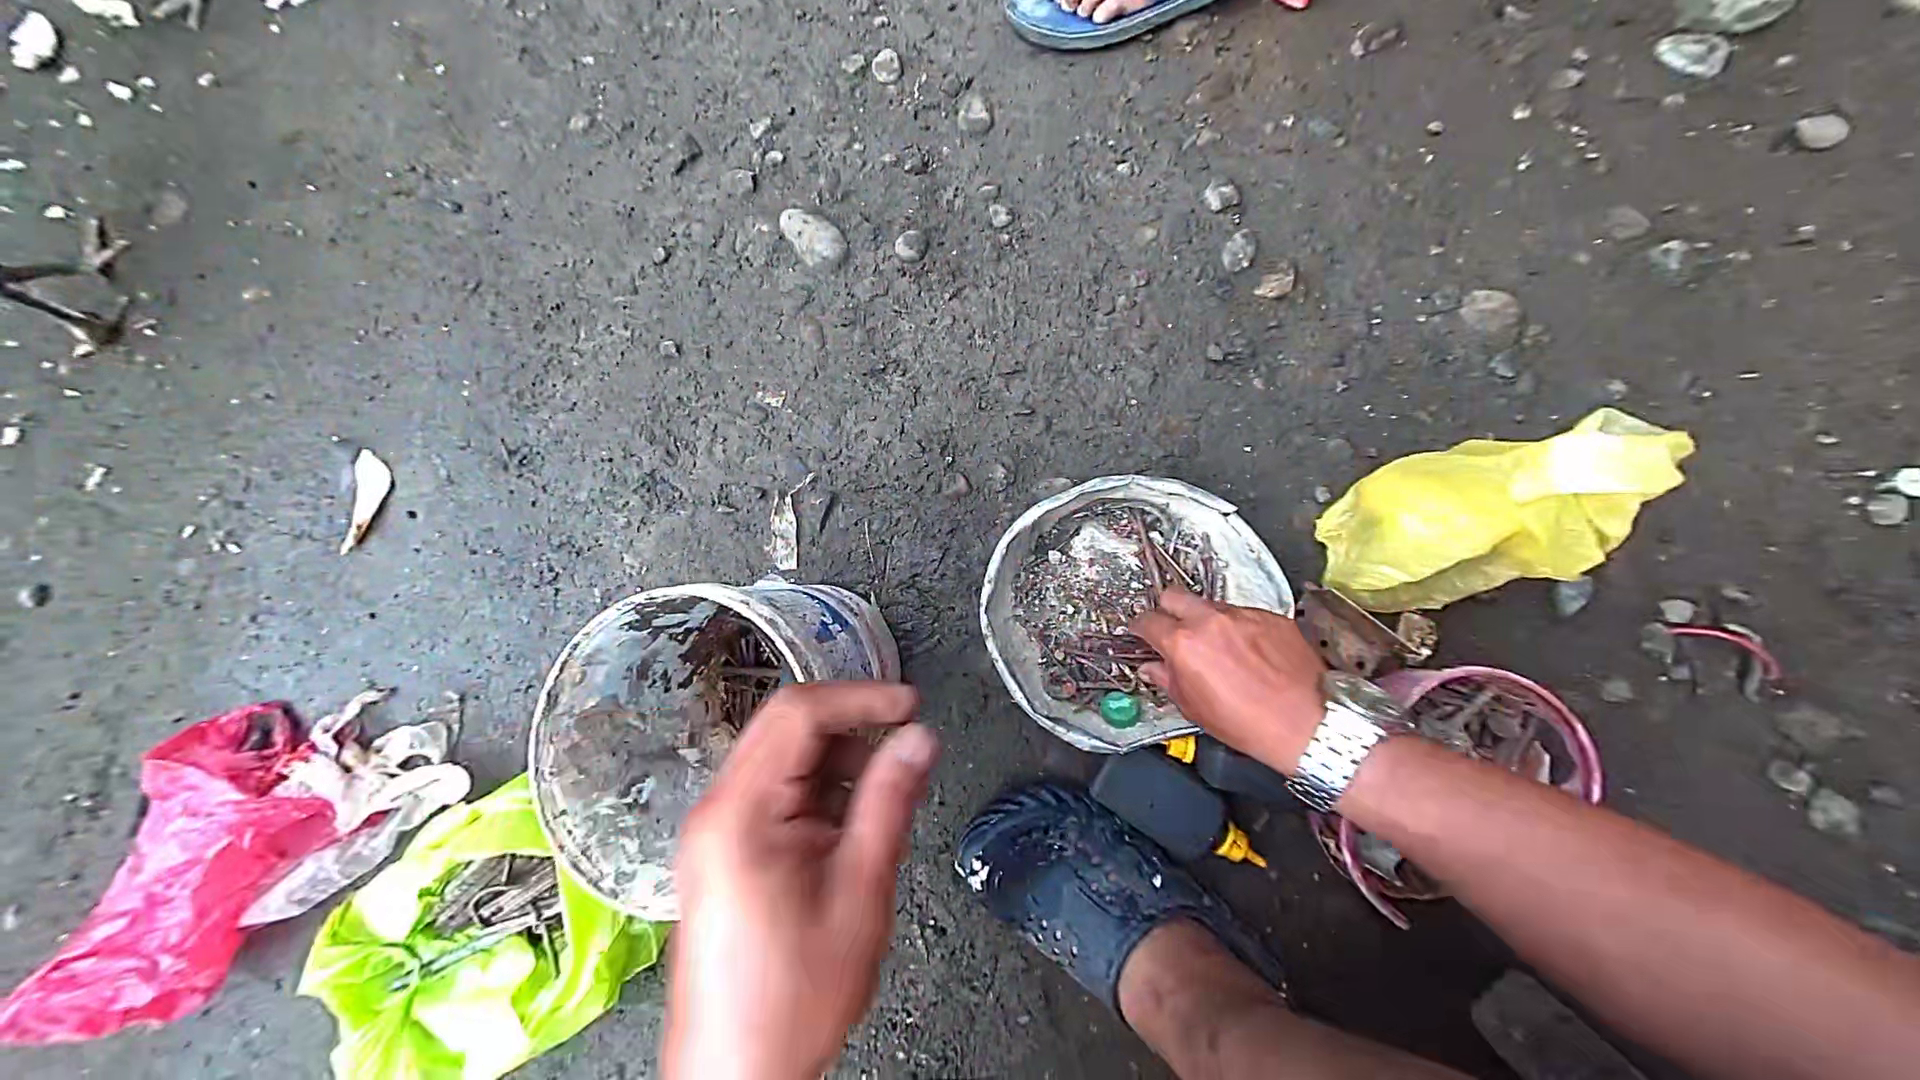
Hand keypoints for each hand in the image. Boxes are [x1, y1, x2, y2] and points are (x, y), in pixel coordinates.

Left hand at [662, 683, 939, 1079]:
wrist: (737, 1074)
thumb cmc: (787, 1002)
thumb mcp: (859, 891)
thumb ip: (890, 802)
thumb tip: (919, 741)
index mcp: (741, 813)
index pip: (800, 713)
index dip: (861, 698)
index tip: (906, 704)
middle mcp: (719, 810)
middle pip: (790, 728)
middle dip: (853, 734)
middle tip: (898, 753)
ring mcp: (719, 828)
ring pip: (788, 757)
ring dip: (839, 768)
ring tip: (872, 815)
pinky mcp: (727, 846)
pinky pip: (780, 790)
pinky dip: (822, 795)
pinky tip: (846, 834)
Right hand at [1131, 588, 1327, 774]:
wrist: (1307, 723)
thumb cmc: (1252, 723)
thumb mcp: (1194, 708)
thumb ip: (1168, 679)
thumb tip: (1155, 668)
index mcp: (1184, 643)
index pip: (1148, 621)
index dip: (1141, 628)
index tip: (1143, 633)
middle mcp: (1211, 621)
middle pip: (1174, 595)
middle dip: (1167, 610)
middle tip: (1172, 628)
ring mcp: (1243, 615)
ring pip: (1211, 605)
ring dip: (1206, 620)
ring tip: (1217, 647)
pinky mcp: (1271, 617)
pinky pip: (1245, 614)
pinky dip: (1239, 628)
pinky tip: (1248, 652)